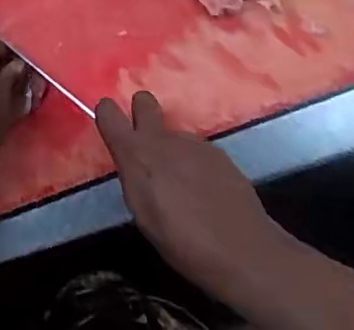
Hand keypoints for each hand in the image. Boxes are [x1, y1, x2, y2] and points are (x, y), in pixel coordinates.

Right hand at [96, 91, 297, 294]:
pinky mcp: (221, 155)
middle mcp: (162, 138)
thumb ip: (133, 178)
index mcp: (135, 152)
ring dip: (175, 151)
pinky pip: (199, 152)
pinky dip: (199, 165)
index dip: (108, 115)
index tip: (112, 130)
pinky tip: (209, 193)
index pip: (107, 110)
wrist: (246, 253)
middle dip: (142, 113)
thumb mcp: (142, 214)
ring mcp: (194, 143)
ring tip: (187, 186)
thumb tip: (134, 166)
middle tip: (149, 146)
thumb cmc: (182, 241)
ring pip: (175, 134)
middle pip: (144, 100)